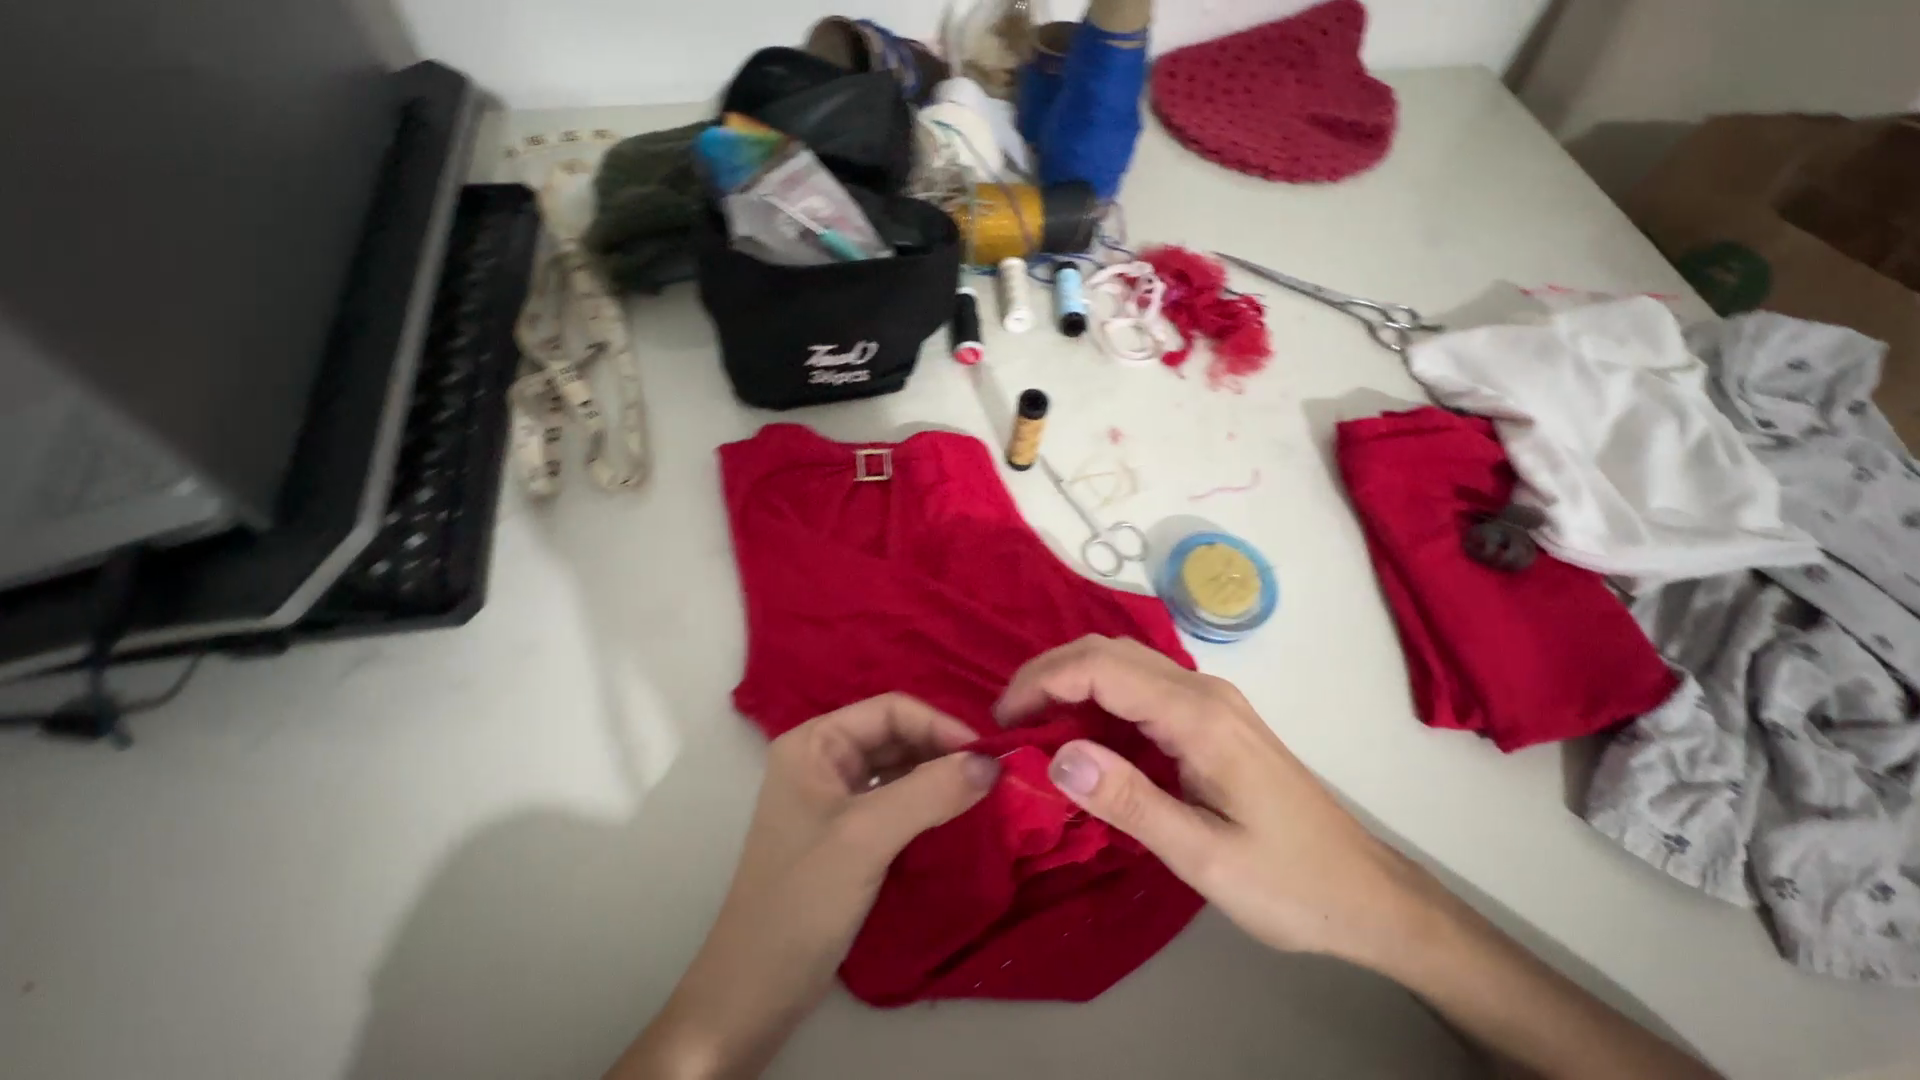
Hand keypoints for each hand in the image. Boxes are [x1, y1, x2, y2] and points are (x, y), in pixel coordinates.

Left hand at [611, 694, 999, 1079]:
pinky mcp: (847, 836)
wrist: (756, 988)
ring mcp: (833, 800)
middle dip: (942, 750)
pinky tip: (954, 819)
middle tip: (992, 779)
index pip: (890, 709)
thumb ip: (929, 792)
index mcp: (814, 744)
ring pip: (898, 770)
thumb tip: (993, 764)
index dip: (940, 725)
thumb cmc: (802, 899)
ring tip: (981, 796)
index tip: (986, 758)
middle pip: (896, 735)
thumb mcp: (867, 837)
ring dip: (938, 777)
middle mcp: (821, 762)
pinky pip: (896, 802)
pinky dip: (927, 804)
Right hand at [994, 635, 1446, 972]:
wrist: (1368, 895)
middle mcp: (1204, 692)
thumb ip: (1129, 802)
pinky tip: (1082, 736)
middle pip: (1110, 652)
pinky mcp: (1213, 720)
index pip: (1102, 668)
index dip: (1042, 683)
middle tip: (1007, 724)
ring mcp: (1212, 702)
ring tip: (1032, 729)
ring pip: (1125, 664)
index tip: (1001, 723)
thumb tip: (1056, 757)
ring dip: (1072, 684)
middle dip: (1049, 675)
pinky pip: (1143, 689)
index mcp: (1199, 717)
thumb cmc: (1289, 883)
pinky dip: (1100, 700)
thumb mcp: (1203, 856)